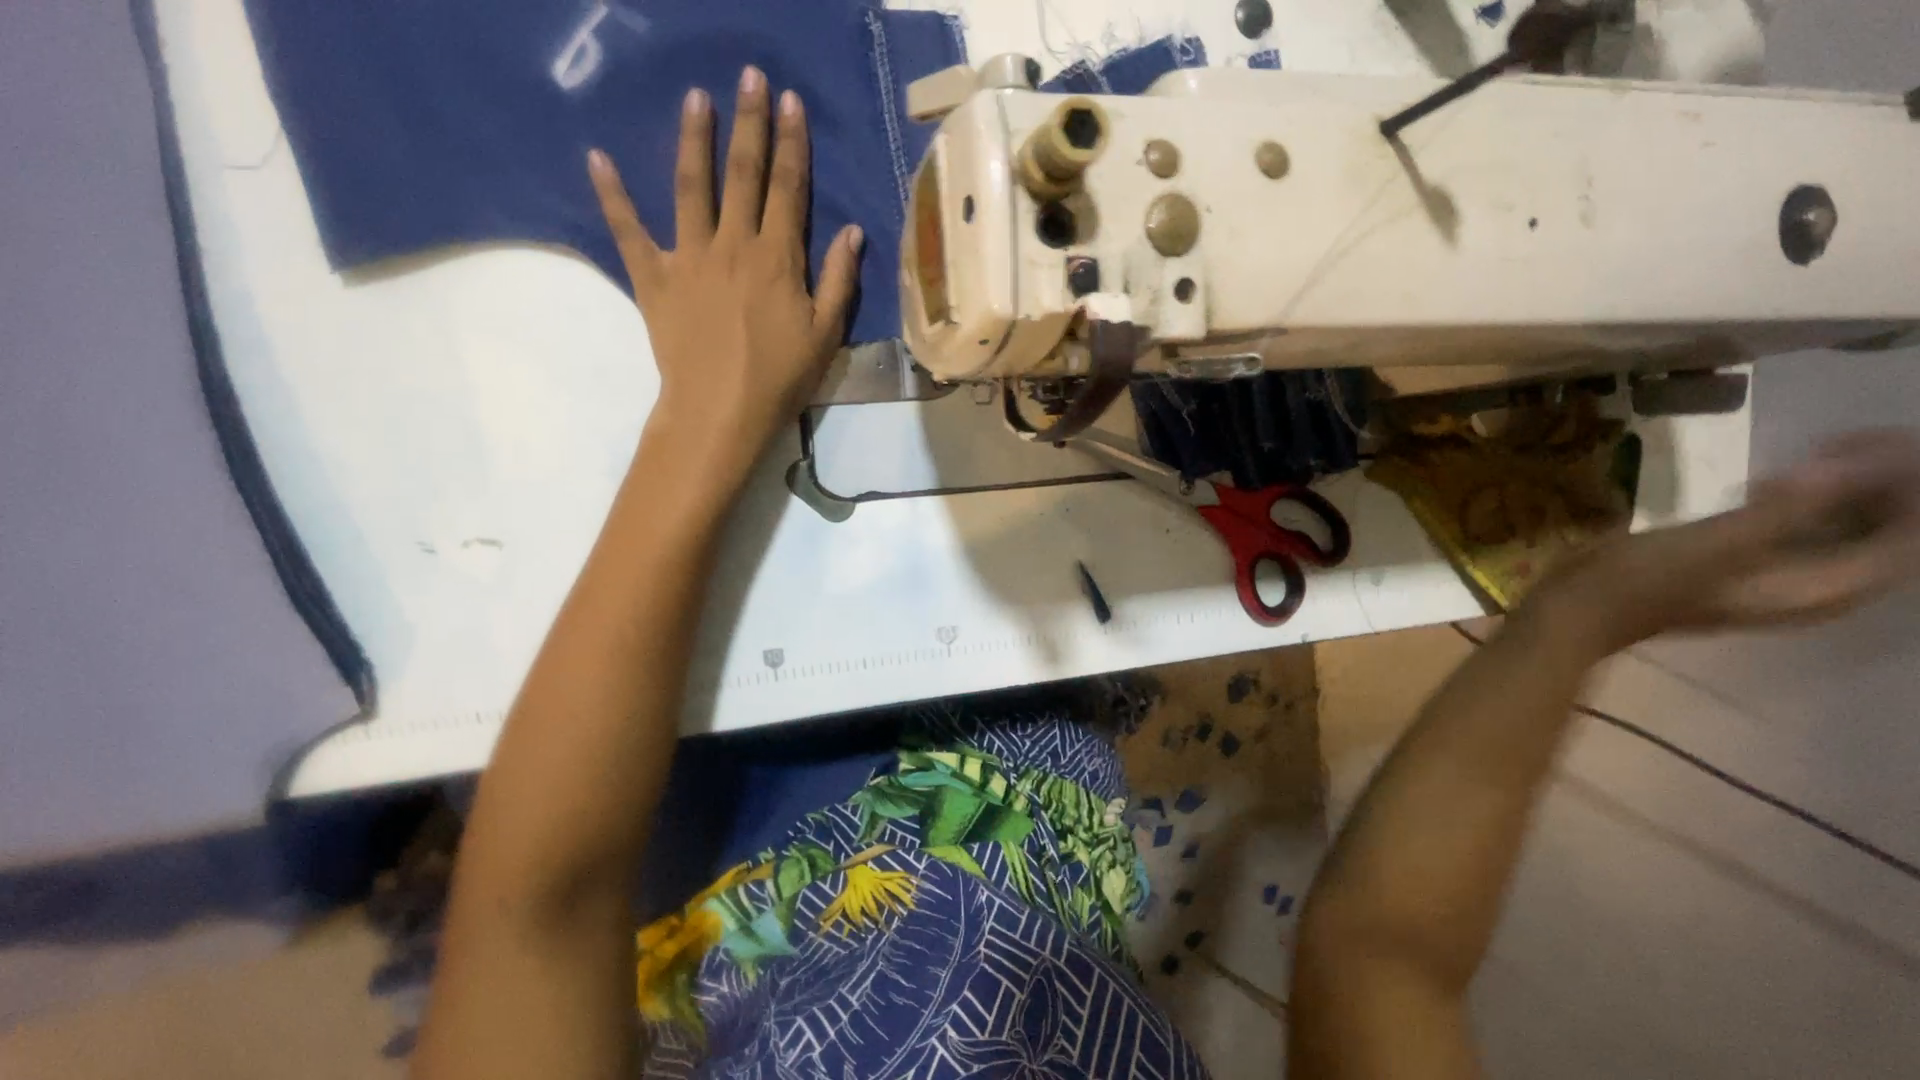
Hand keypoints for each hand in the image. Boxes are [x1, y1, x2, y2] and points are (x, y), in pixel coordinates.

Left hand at [587, 67, 862, 483]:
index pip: (788, 188)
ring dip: (694, 139)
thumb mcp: (826, 334)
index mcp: (778, 258)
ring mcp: (689, 257)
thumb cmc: (780, 378)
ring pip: (690, 186)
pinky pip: (628, 230)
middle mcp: (733, 244)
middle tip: (749, 77)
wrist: (720, 411)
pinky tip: (597, 158)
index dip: (791, 143)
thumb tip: (851, 231)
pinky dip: (611, 195)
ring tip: (695, 98)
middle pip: (743, 173)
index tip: (791, 102)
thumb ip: (839, 280)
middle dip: (749, 122)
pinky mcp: (654, 277)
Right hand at [1522, 429, 1919, 655]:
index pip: (1904, 542)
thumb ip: (1791, 508)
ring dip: (1843, 489)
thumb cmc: (1646, 580)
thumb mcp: (1718, 542)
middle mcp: (1809, 585)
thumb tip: (1856, 466)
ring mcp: (1773, 575)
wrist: (1580, 606)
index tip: (1886, 447)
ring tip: (1824, 450)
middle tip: (1853, 440)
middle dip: (1879, 485)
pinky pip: (1800, 529)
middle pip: (1879, 534)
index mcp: (1818, 589)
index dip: (1904, 493)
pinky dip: (1802, 502)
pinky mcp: (1739, 563)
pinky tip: (1771, 480)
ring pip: (1841, 529)